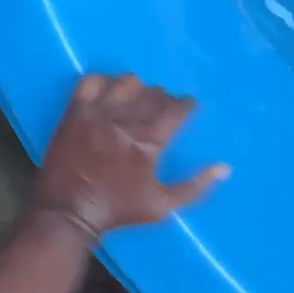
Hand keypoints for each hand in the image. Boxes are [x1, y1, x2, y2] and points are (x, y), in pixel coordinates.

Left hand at [30, 73, 229, 238]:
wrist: (68, 212)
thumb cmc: (118, 210)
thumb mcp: (162, 205)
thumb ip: (195, 186)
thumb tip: (225, 167)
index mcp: (149, 142)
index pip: (177, 108)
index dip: (187, 105)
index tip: (187, 107)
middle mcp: (125, 121)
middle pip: (154, 93)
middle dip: (164, 97)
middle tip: (162, 108)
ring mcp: (97, 113)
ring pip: (126, 81)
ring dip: (137, 86)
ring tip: (136, 98)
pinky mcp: (74, 111)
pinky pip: (91, 81)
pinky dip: (103, 80)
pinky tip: (108, 92)